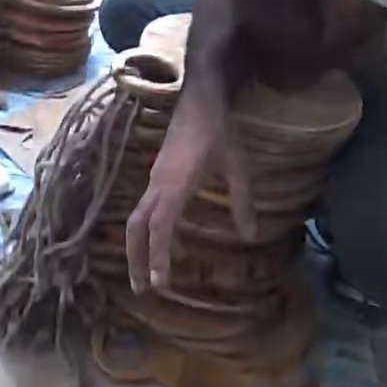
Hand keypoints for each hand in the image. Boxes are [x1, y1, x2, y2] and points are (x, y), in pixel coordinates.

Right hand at [126, 103, 253, 294]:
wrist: (200, 97)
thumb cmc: (220, 130)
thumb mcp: (237, 166)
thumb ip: (242, 201)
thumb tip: (250, 236)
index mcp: (176, 184)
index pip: (160, 226)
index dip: (158, 255)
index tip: (159, 283)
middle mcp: (158, 184)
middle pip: (136, 227)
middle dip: (136, 259)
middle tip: (141, 289)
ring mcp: (155, 178)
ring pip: (136, 218)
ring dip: (136, 247)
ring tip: (143, 274)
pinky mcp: (157, 174)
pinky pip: (144, 208)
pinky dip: (144, 231)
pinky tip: (156, 242)